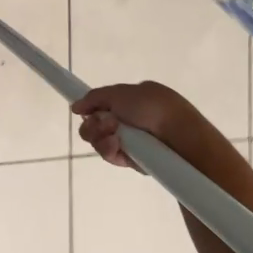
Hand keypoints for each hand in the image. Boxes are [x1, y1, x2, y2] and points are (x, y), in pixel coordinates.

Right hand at [71, 81, 202, 168]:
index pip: (101, 106)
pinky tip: (116, 145)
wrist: (177, 134)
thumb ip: (94, 98)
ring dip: (99, 135)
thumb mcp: (120, 92)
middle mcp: (129, 121)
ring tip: (113, 134)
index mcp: (131, 101)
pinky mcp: (131, 160)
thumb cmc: (151, 107)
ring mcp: (130, 141)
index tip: (83, 112)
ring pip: (98, 140)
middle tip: (106, 123)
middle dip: (93, 124)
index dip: (91, 110)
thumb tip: (75, 107)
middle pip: (94, 124)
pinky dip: (108, 149)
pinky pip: (108, 154)